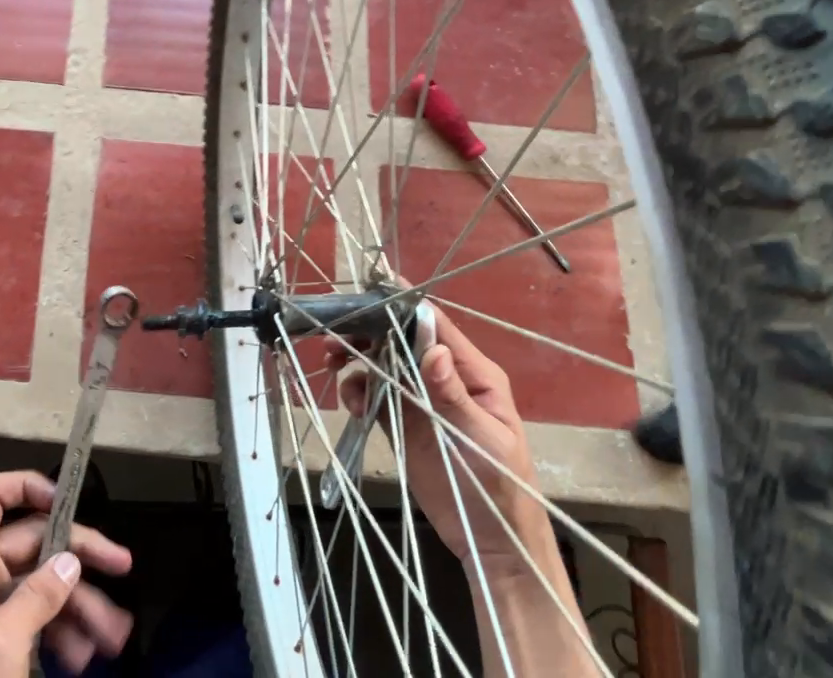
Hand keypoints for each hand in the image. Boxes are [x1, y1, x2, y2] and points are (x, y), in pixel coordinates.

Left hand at [0, 471, 133, 677]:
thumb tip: (69, 560)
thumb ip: (37, 598)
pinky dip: (61, 631)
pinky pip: (32, 618)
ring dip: (79, 604)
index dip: (27, 487)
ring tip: (113, 632)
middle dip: (78, 558)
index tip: (67, 499)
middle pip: (30, 543)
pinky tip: (84, 653)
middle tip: (121, 564)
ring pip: (39, 585)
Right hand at [328, 306, 549, 572]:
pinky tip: (354, 407)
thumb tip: (434, 349)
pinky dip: (358, 393)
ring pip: (382, 364)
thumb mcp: (480, 440)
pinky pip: (374, 395)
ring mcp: (421, 400)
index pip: (436, 325)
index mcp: (473, 374)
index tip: (369, 290)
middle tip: (333, 336)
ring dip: (356, 361)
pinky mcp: (402, 422)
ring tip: (334, 366)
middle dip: (367, 333)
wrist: (492, 542)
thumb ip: (453, 395)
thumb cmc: (499, 488)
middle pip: (400, 340)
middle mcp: (444, 378)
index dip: (403, 304)